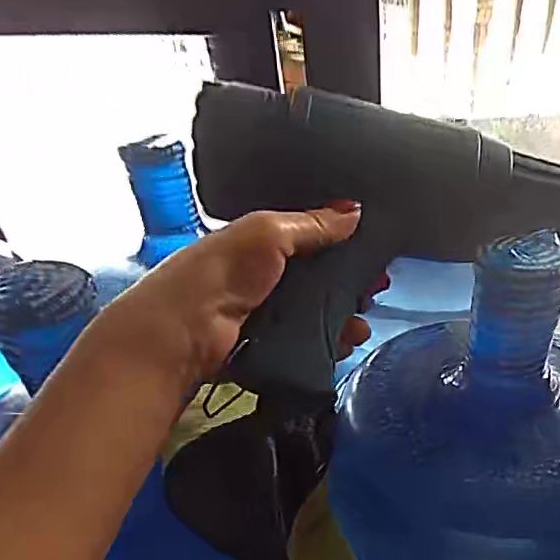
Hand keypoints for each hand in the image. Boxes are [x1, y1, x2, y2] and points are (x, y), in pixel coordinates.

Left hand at [82, 203, 373, 387]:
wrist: (185, 333)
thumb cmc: (222, 273)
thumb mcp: (267, 233)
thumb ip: (311, 224)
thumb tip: (355, 212)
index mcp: (264, 242)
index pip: (314, 241)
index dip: (346, 247)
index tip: (373, 259)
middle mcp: (269, 278)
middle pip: (322, 282)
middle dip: (352, 288)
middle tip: (373, 295)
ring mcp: (270, 315)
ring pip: (320, 316)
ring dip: (346, 321)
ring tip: (360, 328)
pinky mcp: (272, 347)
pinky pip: (310, 345)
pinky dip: (330, 346)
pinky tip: (344, 347)